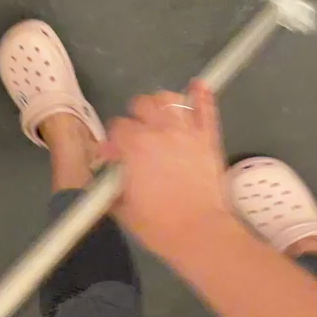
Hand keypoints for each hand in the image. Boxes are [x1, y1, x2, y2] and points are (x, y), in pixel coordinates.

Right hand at [103, 81, 237, 261]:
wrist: (200, 232)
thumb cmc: (159, 225)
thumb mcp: (124, 209)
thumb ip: (111, 187)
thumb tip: (107, 177)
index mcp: (135, 147)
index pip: (117, 127)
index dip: (113, 141)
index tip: (114, 154)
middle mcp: (160, 131)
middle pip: (142, 104)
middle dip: (135, 116)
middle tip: (136, 133)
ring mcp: (187, 131)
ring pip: (171, 99)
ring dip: (162, 103)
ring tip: (160, 114)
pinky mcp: (208, 138)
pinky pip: (206, 109)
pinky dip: (203, 95)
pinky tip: (198, 85)